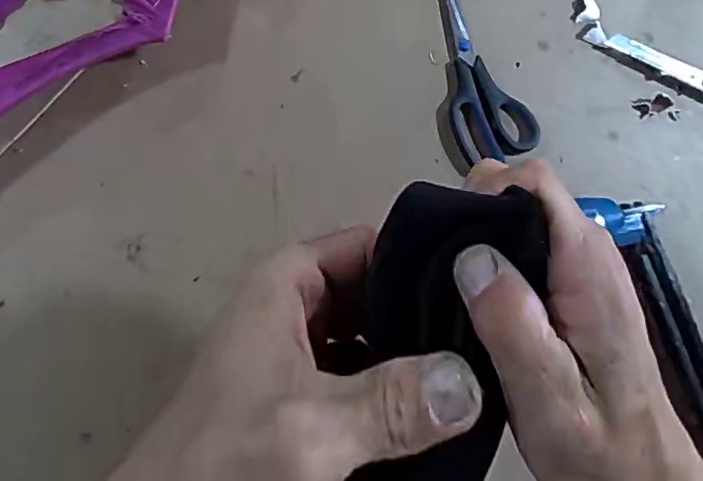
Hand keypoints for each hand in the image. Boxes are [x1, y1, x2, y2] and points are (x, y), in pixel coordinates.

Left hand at [115, 226, 482, 480]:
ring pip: (375, 342)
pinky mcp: (304, 403)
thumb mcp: (310, 429)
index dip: (423, 258)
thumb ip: (389, 403)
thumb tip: (469, 383)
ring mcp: (301, 357)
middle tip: (483, 337)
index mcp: (289, 281)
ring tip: (473, 372)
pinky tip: (435, 417)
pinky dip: (395, 397)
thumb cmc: (219, 464)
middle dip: (424, 317)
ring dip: (414, 361)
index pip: (373, 243)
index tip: (476, 283)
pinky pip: (364, 383)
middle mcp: (297, 307)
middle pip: (379, 293)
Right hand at [455, 160, 702, 480]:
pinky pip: (533, 242)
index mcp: (586, 261)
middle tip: (447, 259)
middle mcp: (590, 249)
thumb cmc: (602, 446)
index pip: (536, 181)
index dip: (488, 187)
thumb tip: (473, 257)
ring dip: (489, 232)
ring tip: (458, 279)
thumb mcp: (549, 397)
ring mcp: (587, 263)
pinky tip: (483, 293)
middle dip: (480, 208)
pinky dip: (501, 251)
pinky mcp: (579, 281)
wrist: (642, 474)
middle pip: (528, 191)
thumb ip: (514, 325)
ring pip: (527, 214)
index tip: (452, 224)